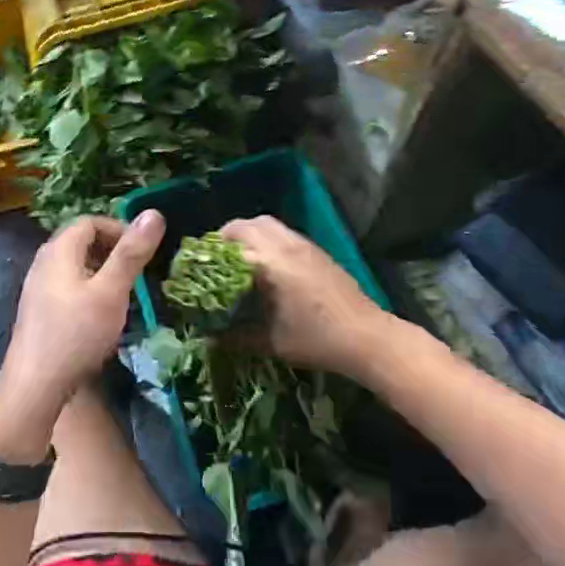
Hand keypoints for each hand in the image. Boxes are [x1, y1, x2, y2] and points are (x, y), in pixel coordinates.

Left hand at [0, 211, 166, 411]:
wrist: (34, 385)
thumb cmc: (76, 333)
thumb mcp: (111, 292)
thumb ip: (131, 253)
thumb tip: (154, 213)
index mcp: (59, 250)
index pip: (90, 221)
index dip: (119, 229)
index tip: (143, 251)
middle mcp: (43, 262)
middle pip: (81, 241)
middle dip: (112, 251)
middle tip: (137, 272)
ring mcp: (37, 287)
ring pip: (75, 266)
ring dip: (102, 272)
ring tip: (124, 294)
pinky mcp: (38, 311)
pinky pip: (67, 286)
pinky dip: (89, 290)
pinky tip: (101, 316)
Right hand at [219, 216, 394, 378]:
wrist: (367, 337)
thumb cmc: (316, 340)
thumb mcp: (270, 342)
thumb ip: (236, 336)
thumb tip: (209, 336)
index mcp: (270, 264)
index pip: (228, 246)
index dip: (209, 254)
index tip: (197, 267)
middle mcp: (285, 246)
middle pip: (247, 225)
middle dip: (227, 236)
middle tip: (217, 257)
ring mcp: (304, 245)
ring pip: (267, 224)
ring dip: (249, 234)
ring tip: (240, 258)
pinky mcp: (317, 251)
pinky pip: (284, 233)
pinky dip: (268, 239)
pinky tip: (268, 265)